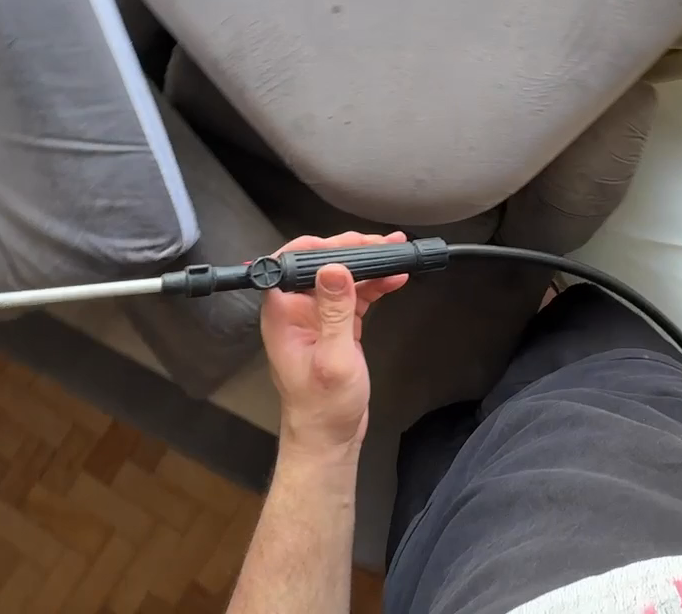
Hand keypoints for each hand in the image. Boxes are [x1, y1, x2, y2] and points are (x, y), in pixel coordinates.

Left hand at [260, 232, 408, 455]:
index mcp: (284, 314)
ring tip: (398, 250)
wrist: (330, 439)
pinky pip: (355, 294)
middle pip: (321, 264)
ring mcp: (317, 316)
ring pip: (341, 275)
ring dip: (369, 262)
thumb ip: (335, 312)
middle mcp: (297, 309)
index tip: (349, 242)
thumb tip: (333, 269)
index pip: (290, 264)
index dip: (317, 246)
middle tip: (383, 243)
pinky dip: (375, 283)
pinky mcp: (337, 324)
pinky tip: (396, 277)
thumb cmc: (324, 408)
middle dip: (352, 249)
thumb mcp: (333, 359)